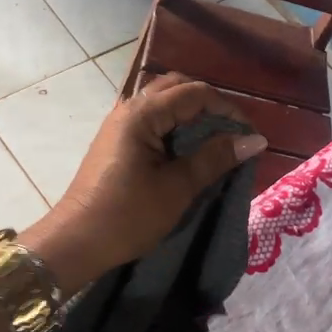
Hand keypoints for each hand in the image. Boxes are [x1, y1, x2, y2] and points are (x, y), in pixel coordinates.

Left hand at [18, 74, 266, 293]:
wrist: (75, 243)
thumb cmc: (127, 216)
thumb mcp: (177, 188)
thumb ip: (215, 158)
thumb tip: (255, 140)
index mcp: (142, 114)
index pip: (194, 93)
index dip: (226, 108)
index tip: (249, 134)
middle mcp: (129, 108)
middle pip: (176, 87)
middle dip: (209, 103)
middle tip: (233, 130)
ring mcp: (120, 123)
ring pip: (163, 101)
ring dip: (191, 112)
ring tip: (215, 137)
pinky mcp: (117, 140)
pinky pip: (152, 117)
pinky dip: (175, 124)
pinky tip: (188, 147)